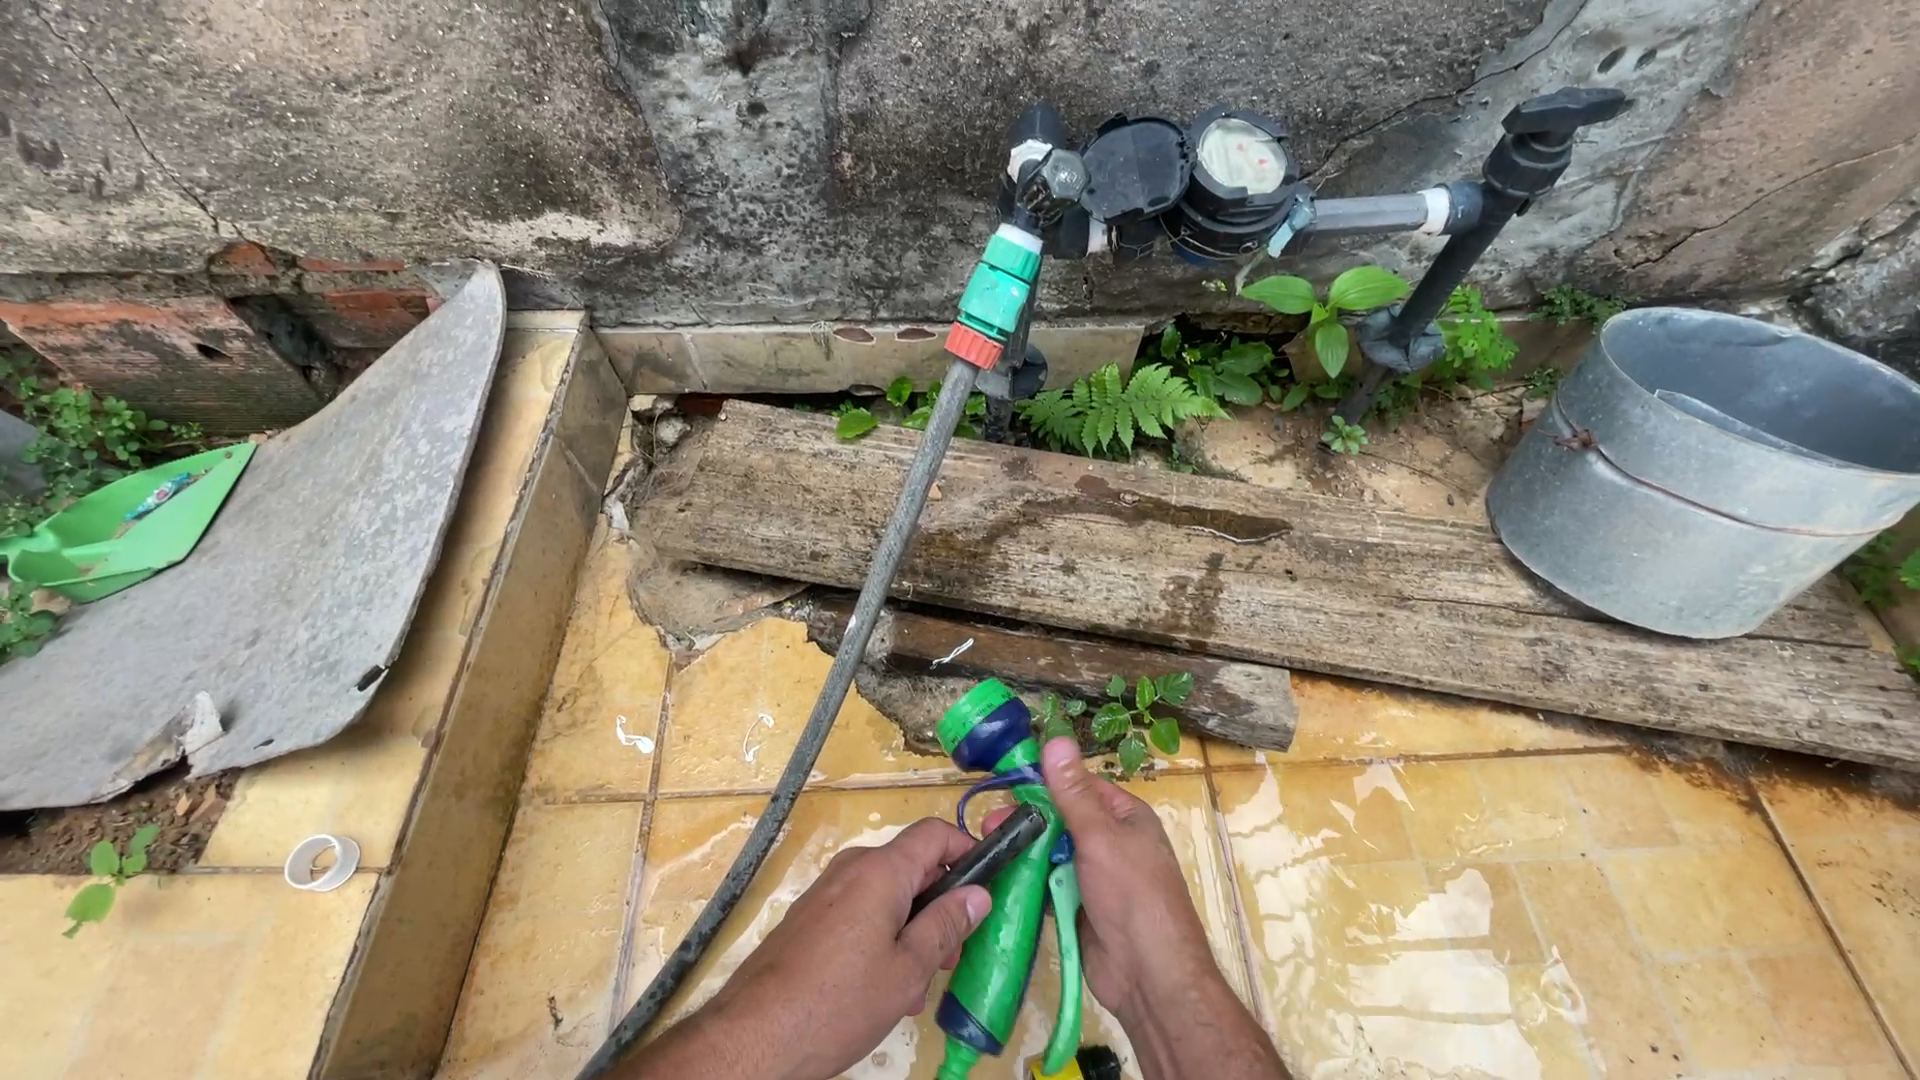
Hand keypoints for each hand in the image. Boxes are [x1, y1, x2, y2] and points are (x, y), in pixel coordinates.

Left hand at [631, 818, 991, 1079]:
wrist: (754, 1036)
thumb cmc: (840, 1000)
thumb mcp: (908, 969)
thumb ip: (947, 925)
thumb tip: (979, 892)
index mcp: (881, 869)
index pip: (934, 832)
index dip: (967, 849)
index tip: (985, 886)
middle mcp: (852, 868)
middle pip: (911, 867)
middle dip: (939, 905)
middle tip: (948, 957)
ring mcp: (827, 891)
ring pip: (887, 895)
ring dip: (910, 930)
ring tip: (911, 987)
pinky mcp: (810, 917)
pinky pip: (859, 911)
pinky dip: (881, 937)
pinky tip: (879, 988)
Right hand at [1006, 739, 1285, 1079]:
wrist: (1148, 976)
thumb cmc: (1132, 895)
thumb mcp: (1100, 836)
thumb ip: (1072, 791)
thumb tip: (1056, 739)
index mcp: (1124, 816)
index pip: (1078, 787)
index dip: (1044, 783)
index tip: (1005, 784)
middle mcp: (1110, 841)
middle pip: (1060, 820)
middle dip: (1026, 820)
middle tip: (989, 824)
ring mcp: (1093, 876)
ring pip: (1050, 853)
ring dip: (1022, 851)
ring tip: (987, 848)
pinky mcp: (1077, 906)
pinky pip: (1047, 884)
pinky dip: (1027, 879)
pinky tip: (997, 875)